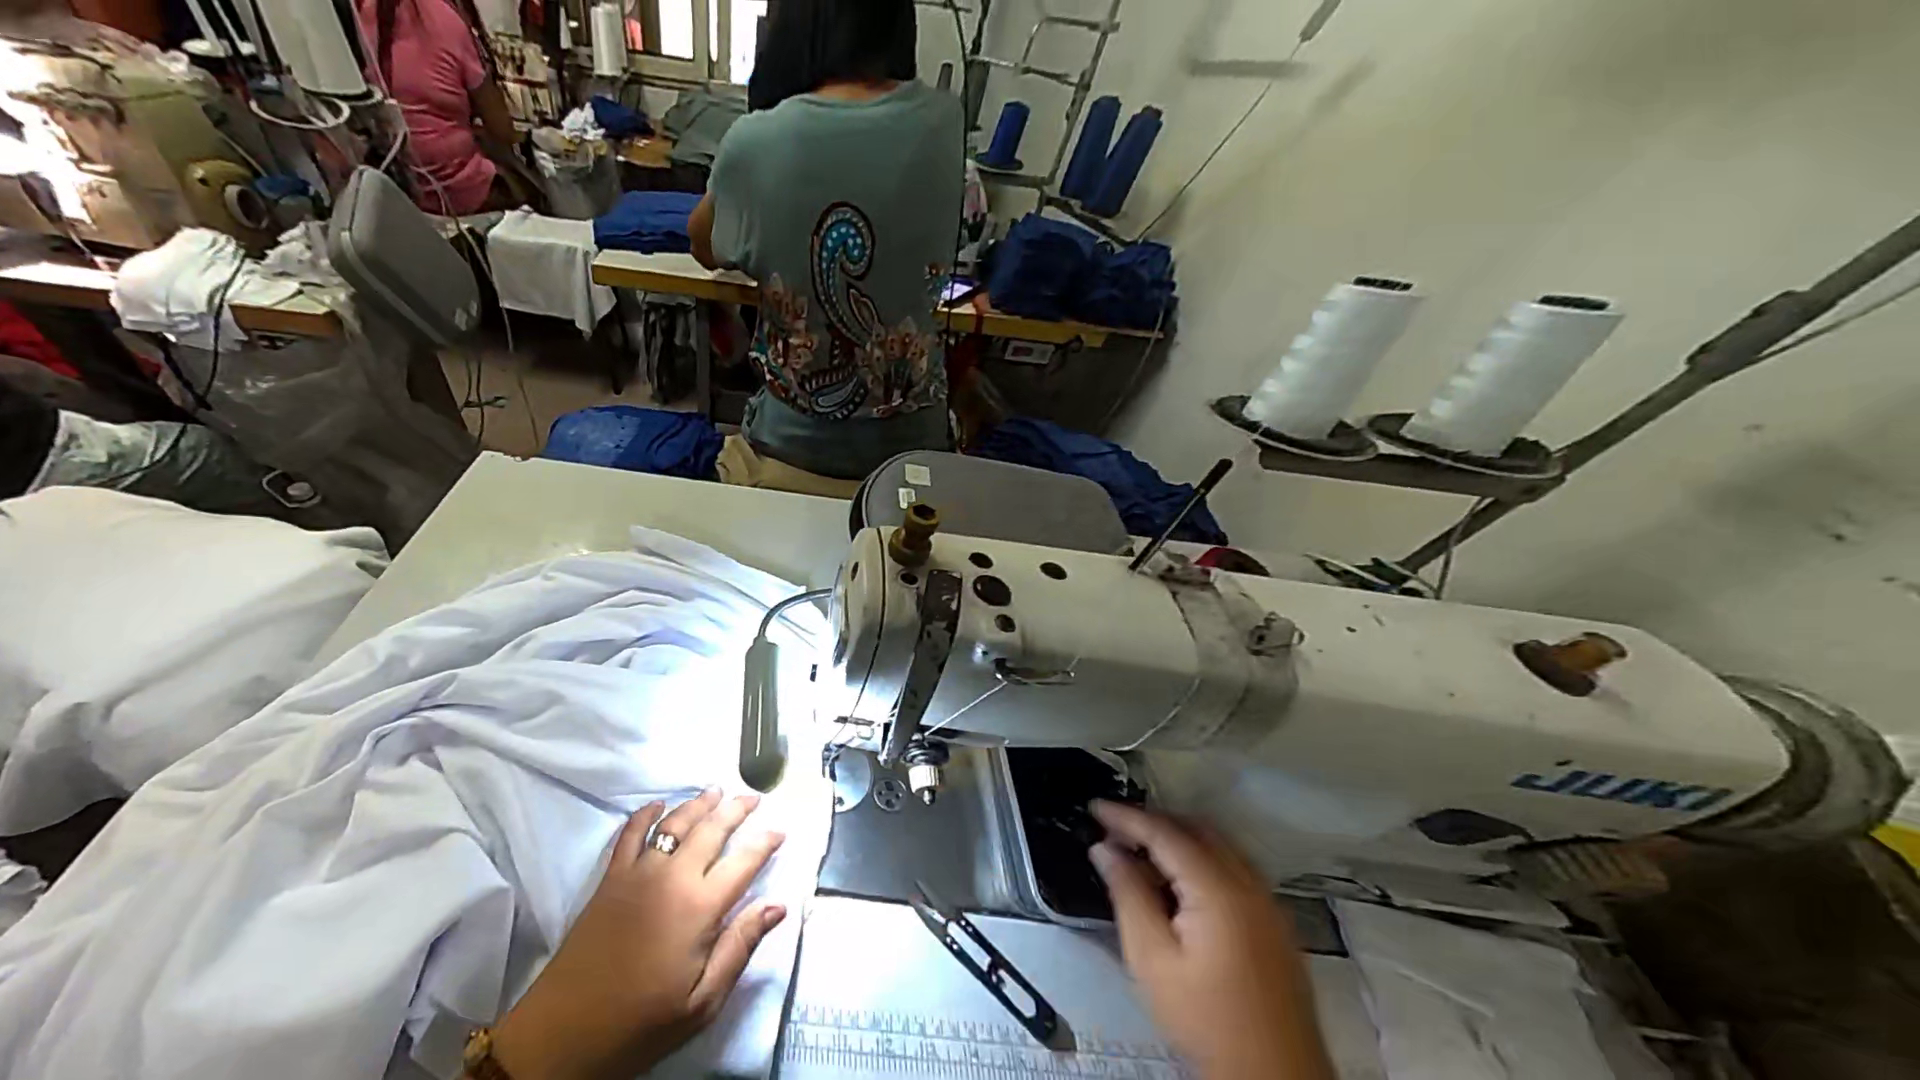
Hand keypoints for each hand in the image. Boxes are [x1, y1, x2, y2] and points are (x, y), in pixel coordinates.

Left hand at [492, 790, 787, 1079]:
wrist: (561, 1036)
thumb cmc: (640, 1023)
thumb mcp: (702, 1001)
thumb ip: (740, 947)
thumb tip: (777, 906)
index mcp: (700, 907)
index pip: (744, 861)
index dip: (766, 843)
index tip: (780, 831)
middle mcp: (673, 878)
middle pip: (712, 829)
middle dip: (736, 810)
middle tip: (753, 798)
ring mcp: (638, 874)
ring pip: (675, 823)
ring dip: (699, 804)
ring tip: (716, 791)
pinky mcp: (610, 880)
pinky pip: (630, 835)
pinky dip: (645, 815)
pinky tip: (657, 805)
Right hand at [1088, 800, 1333, 1079]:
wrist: (1274, 1078)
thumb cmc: (1204, 1019)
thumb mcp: (1151, 959)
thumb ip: (1127, 894)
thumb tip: (1104, 848)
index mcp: (1218, 888)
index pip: (1164, 833)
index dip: (1126, 816)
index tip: (1093, 806)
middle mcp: (1248, 882)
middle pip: (1195, 829)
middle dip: (1153, 821)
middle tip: (1113, 830)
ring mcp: (1267, 900)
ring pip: (1218, 844)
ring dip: (1178, 837)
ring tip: (1139, 852)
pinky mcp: (1274, 920)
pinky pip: (1233, 866)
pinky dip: (1200, 857)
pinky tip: (1178, 882)